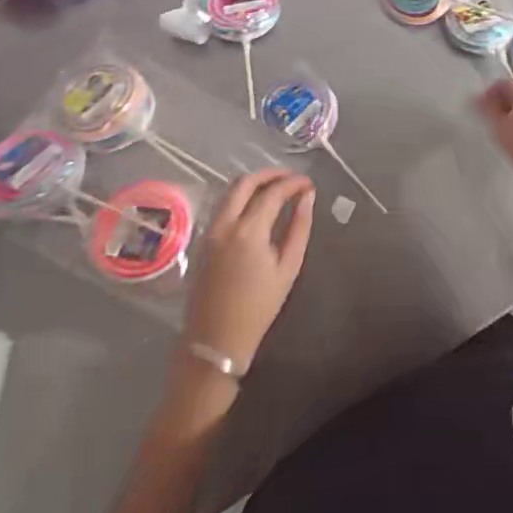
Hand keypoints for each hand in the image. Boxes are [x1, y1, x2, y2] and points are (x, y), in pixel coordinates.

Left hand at [184, 169, 314, 366]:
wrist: (216, 337)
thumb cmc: (259, 307)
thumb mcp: (288, 268)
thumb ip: (299, 228)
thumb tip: (307, 198)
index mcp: (248, 231)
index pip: (272, 192)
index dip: (293, 183)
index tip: (309, 184)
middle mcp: (224, 224)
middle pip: (244, 183)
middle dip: (270, 174)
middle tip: (292, 178)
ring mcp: (209, 230)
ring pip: (229, 193)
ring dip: (253, 184)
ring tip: (277, 189)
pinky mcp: (202, 240)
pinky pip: (222, 207)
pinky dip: (240, 198)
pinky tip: (257, 207)